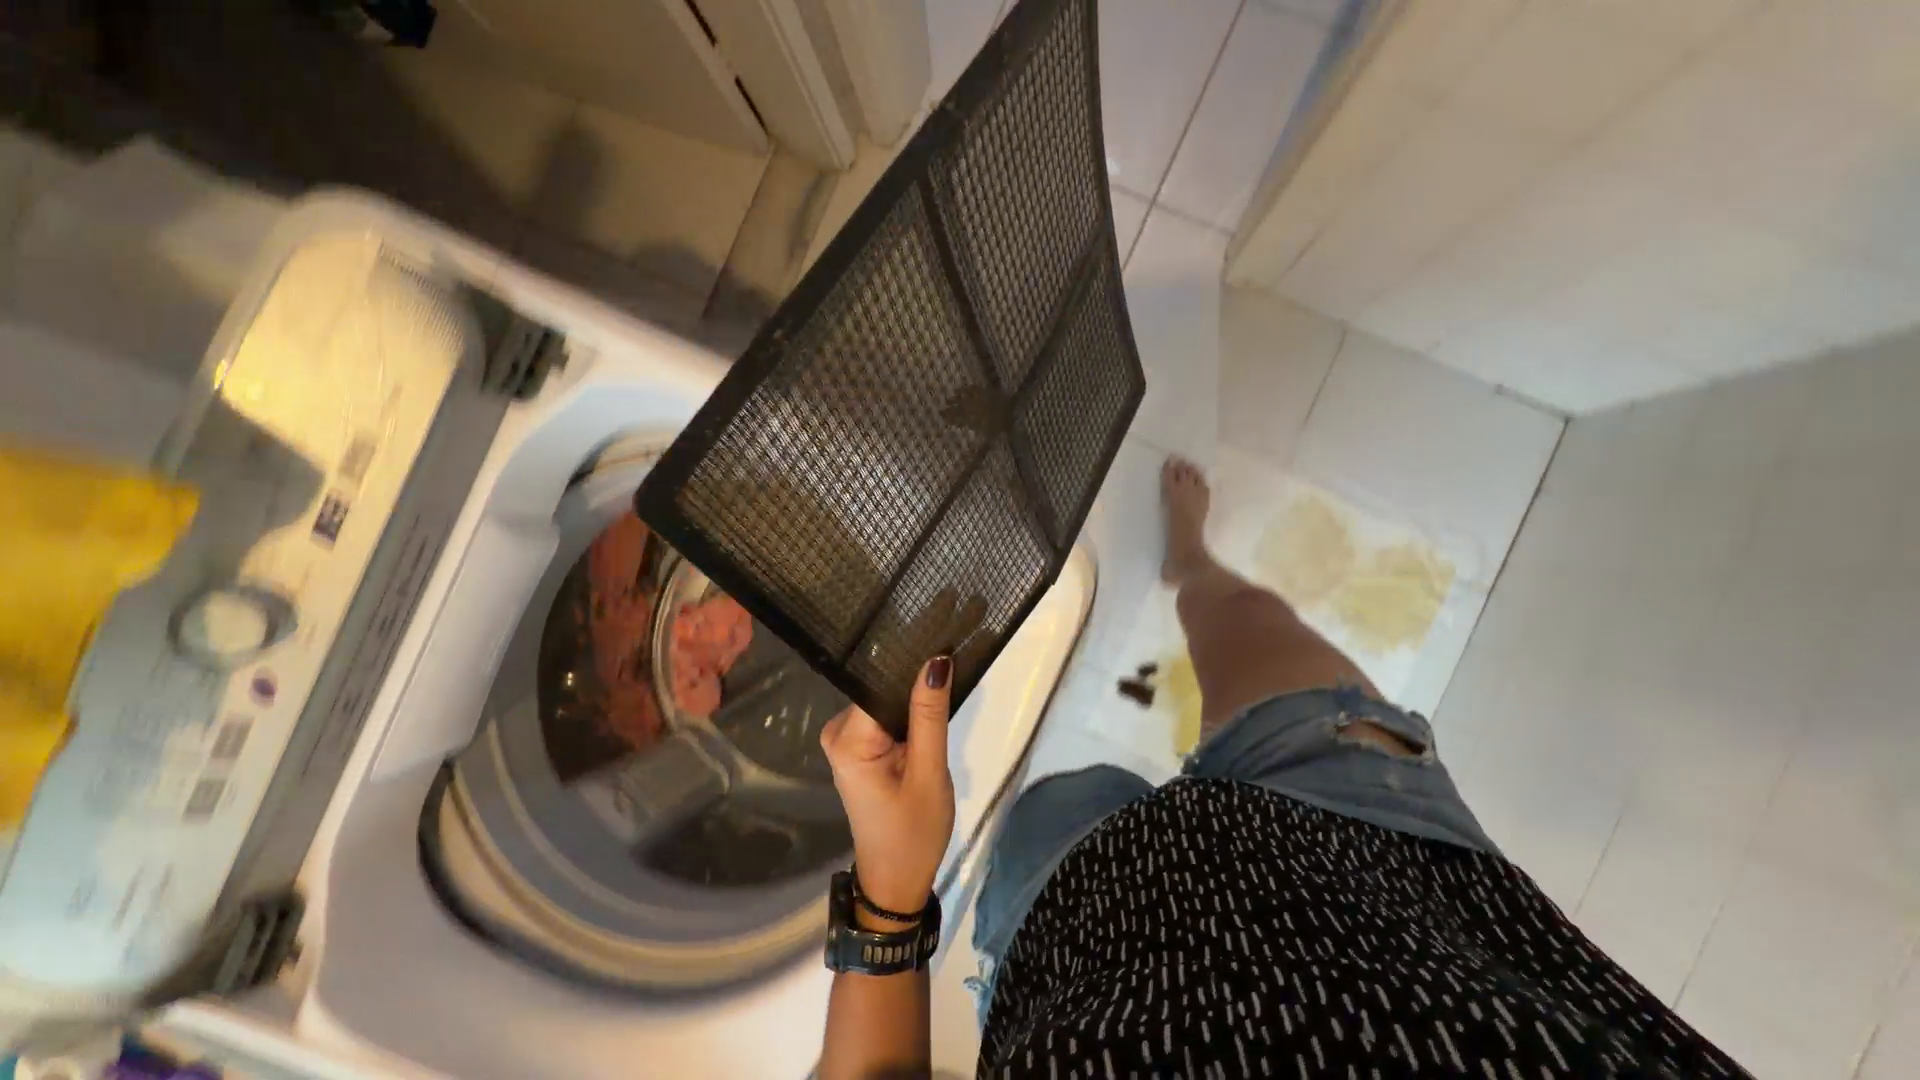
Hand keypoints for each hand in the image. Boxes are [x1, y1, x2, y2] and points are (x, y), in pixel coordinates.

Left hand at [819, 656, 956, 922]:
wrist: (898, 880)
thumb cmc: (914, 831)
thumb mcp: (928, 772)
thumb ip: (929, 715)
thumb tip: (935, 660)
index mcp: (849, 740)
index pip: (878, 684)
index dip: (909, 664)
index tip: (940, 641)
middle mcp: (838, 733)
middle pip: (879, 689)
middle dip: (913, 681)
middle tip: (952, 662)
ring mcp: (846, 741)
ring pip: (884, 701)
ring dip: (912, 697)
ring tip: (946, 683)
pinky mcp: (859, 749)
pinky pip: (883, 717)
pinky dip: (906, 714)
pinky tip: (928, 708)